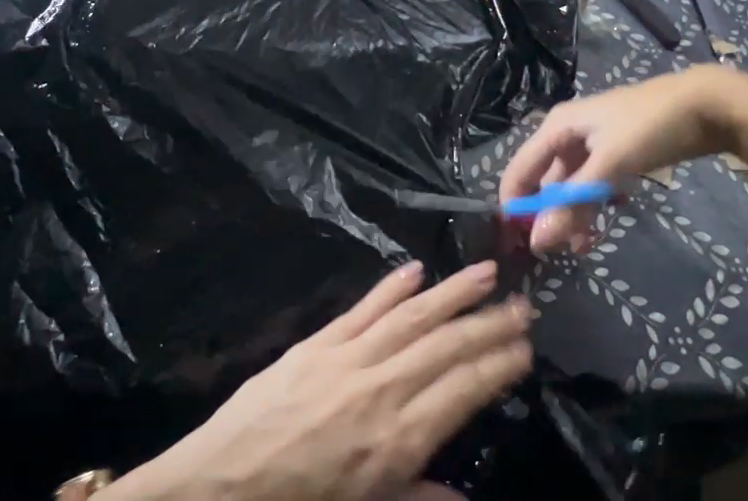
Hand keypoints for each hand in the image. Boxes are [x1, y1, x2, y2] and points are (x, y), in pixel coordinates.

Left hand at [108, 260, 531, 500]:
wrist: (220, 488)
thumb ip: (419, 497)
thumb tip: (466, 498)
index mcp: (400, 440)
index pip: (465, 389)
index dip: (500, 364)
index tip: (526, 345)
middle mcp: (383, 390)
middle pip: (448, 347)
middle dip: (489, 323)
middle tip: (523, 304)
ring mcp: (349, 360)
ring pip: (412, 317)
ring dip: (452, 293)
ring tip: (486, 272)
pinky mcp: (317, 344)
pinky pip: (363, 309)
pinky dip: (391, 287)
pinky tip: (416, 269)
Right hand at [500, 66, 747, 252]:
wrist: (706, 105)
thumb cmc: (649, 127)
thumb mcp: (610, 164)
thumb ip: (573, 202)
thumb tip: (537, 241)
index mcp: (556, 128)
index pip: (519, 170)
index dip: (515, 206)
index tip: (517, 245)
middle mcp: (567, 134)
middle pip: (545, 181)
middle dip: (549, 215)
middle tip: (560, 253)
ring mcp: (592, 144)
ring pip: (571, 186)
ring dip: (574, 215)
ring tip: (585, 247)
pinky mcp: (615, 154)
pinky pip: (593, 184)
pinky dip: (594, 205)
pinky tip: (601, 227)